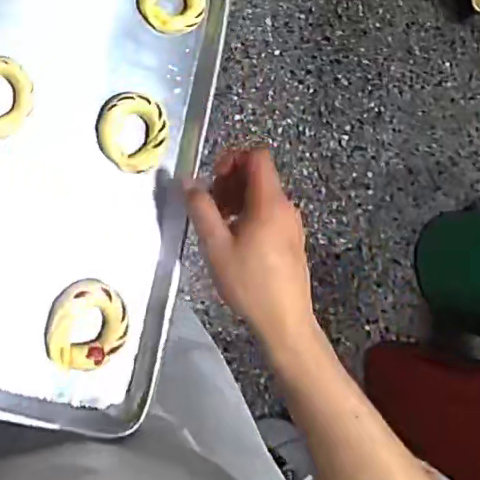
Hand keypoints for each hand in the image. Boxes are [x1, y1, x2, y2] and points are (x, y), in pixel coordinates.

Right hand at [186, 148, 319, 352]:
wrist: (286, 323)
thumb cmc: (249, 283)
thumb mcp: (215, 245)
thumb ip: (200, 208)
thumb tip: (187, 181)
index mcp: (269, 202)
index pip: (257, 156)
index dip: (233, 158)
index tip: (213, 179)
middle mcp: (285, 207)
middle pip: (259, 174)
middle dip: (230, 180)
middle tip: (210, 205)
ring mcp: (291, 223)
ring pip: (262, 193)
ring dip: (237, 198)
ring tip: (219, 224)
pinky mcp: (291, 239)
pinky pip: (268, 211)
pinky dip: (248, 213)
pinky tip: (235, 240)